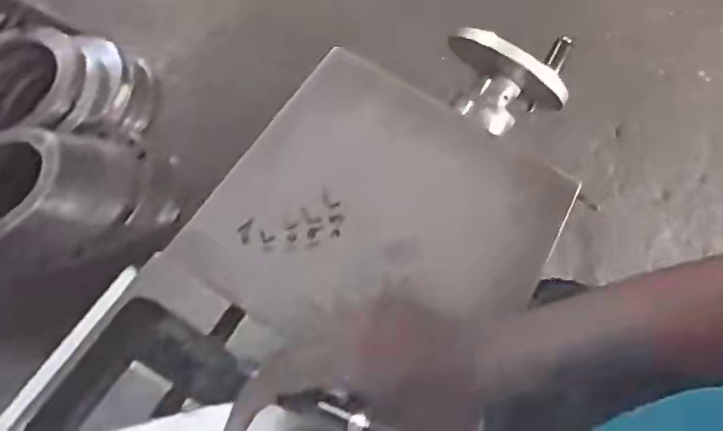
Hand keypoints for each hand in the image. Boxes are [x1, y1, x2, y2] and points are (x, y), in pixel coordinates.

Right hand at [223, 295, 484, 430]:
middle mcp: (357, 320)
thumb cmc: (441, 401)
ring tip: (295, 405)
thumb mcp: (387, 429)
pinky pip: (343, 326)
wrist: (486, 355)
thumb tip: (306, 417)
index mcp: (351, 350)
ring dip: (300, 367)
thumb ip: (340, 421)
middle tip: (262, 420)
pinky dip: (326, 352)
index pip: (282, 369)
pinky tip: (334, 380)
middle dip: (271, 385)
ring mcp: (375, 307)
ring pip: (318, 334)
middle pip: (294, 349)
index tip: (236, 427)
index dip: (250, 401)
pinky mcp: (390, 305)